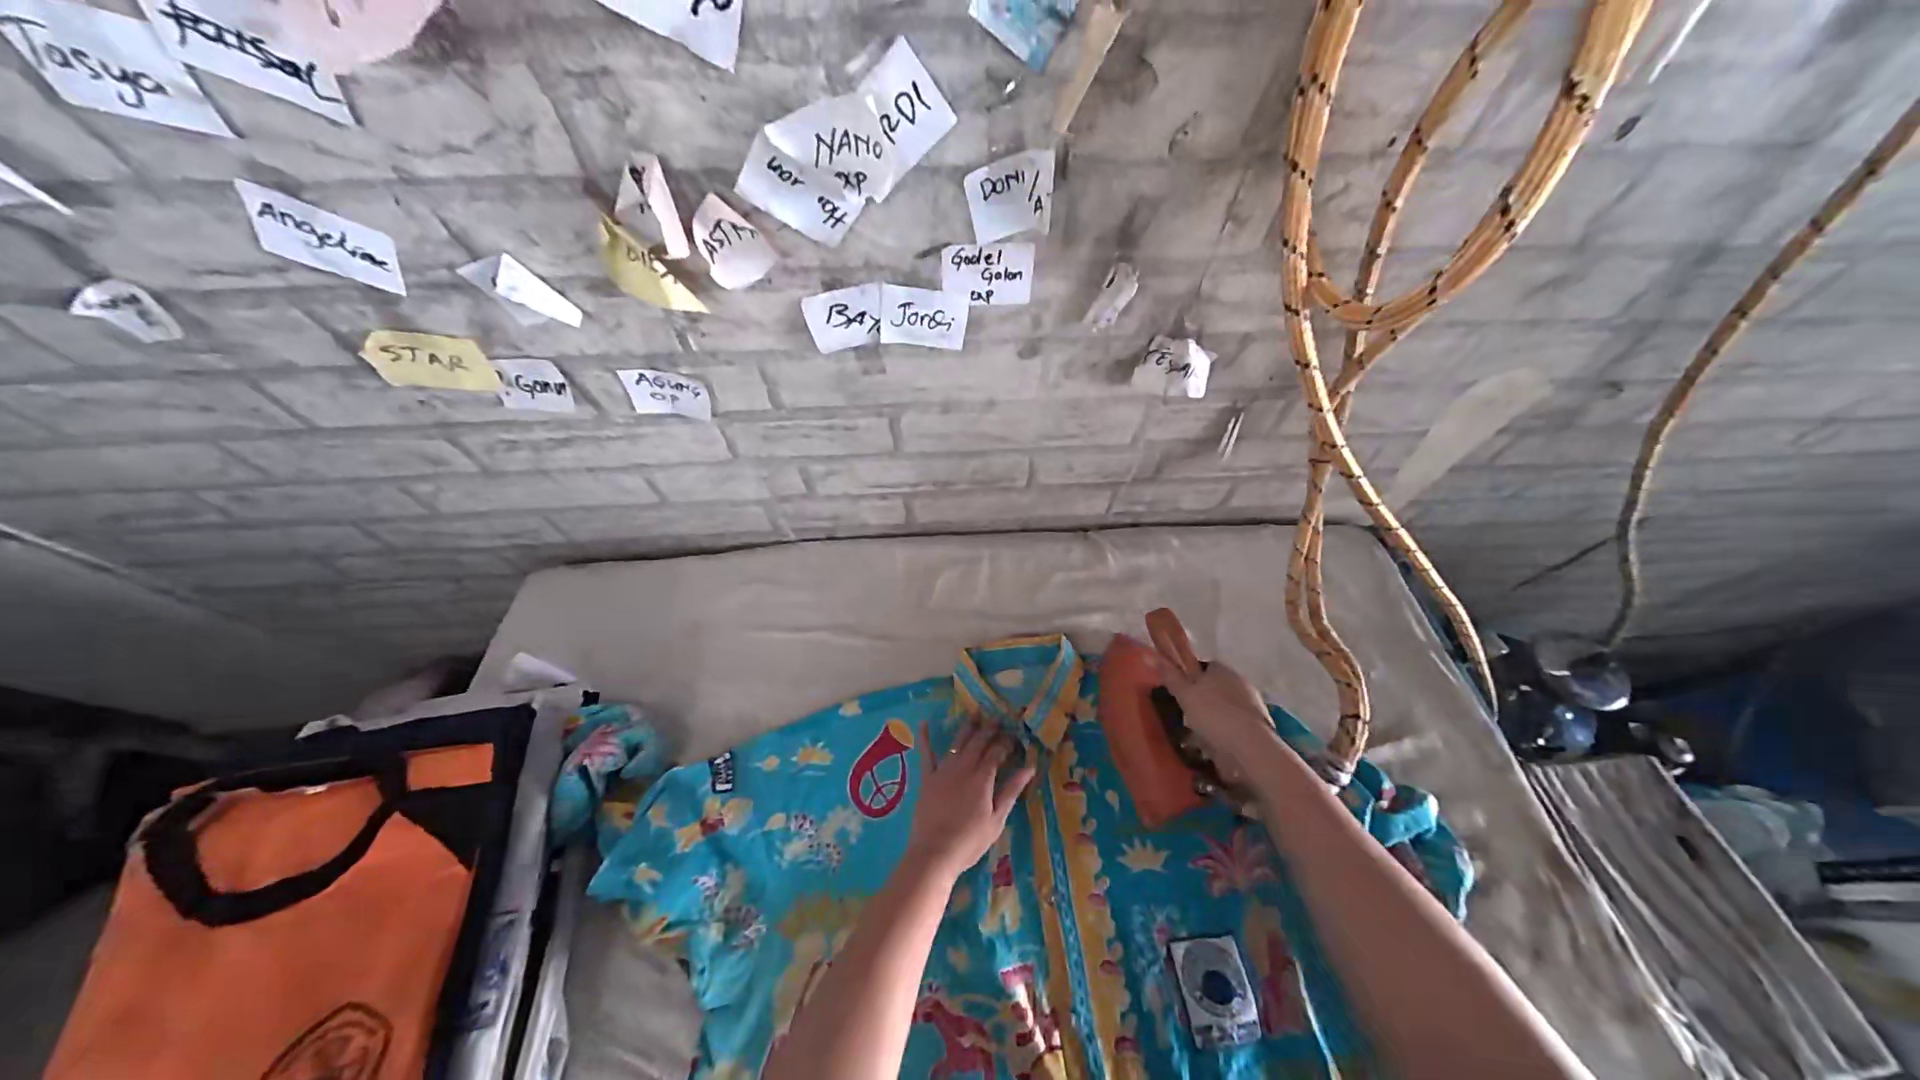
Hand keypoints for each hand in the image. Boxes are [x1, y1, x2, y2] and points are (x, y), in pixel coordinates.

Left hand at [906, 718, 1035, 881]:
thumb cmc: (970, 840)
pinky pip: (927, 754)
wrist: (935, 852)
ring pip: (958, 743)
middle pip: (978, 743)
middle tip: (998, 719)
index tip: (1013, 736)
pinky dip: (925, 738)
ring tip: (975, 715)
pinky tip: (924, 723)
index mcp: (982, 777)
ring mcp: (943, 771)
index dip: (1006, 742)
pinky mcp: (927, 778)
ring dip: (968, 728)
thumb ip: (1011, 790)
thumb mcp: (997, 818)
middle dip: (989, 730)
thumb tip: (1029, 767)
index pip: (996, 752)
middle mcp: (963, 767)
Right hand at [1151, 655, 1280, 779]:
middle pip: (1216, 686)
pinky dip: (1229, 730)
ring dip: (1217, 716)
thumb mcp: (1185, 695)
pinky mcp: (1260, 723)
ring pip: (1228, 706)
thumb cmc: (1213, 715)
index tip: (1181, 694)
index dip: (1191, 678)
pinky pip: (1238, 722)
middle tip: (1189, 717)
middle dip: (1204, 699)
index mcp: (1221, 669)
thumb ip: (1170, 676)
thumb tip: (1149, 655)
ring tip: (1203, 736)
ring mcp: (1253, 702)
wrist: (1250, 745)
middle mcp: (1240, 680)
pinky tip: (1220, 744)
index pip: (1204, 666)